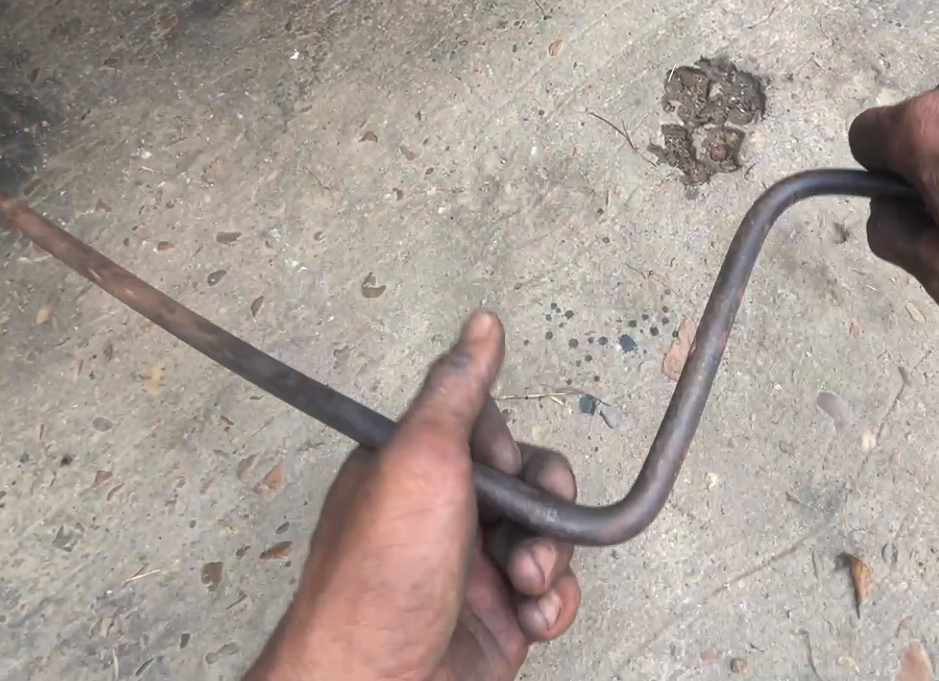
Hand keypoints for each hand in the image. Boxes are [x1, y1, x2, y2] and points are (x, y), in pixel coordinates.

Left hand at [246, 311, 580, 680]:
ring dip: (551, 557)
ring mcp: (474, 568)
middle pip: (531, 481)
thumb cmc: (384, 572)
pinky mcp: (499, 619)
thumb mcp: (422, 455)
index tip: (496, 471)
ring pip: (548, 536)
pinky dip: (553, 602)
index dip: (506, 449)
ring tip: (526, 584)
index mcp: (420, 469)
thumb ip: (458, 385)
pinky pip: (550, 593)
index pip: (491, 431)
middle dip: (545, 504)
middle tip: (529, 532)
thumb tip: (482, 320)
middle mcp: (446, 514)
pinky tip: (532, 616)